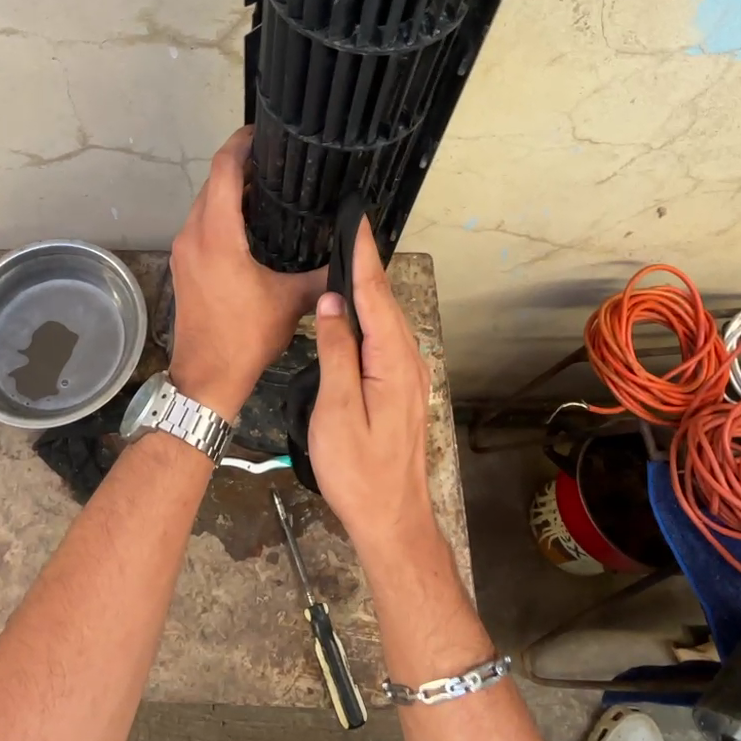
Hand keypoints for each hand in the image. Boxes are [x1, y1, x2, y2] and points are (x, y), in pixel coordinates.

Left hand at [168, 127, 325, 417]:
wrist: (206, 377)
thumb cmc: (246, 337)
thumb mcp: (292, 302)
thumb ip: (324, 272)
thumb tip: (355, 252)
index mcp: (217, 235)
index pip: (224, 171)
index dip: (241, 144)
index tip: (262, 132)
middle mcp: (193, 235)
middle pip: (212, 182)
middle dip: (240, 165)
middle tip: (276, 159)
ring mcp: (183, 250)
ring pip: (204, 203)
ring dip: (230, 190)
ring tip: (267, 186)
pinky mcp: (183, 264)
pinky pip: (200, 224)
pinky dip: (221, 213)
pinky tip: (249, 222)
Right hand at [309, 217, 438, 555]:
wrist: (392, 519)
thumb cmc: (359, 471)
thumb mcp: (337, 410)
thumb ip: (336, 352)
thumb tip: (331, 303)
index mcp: (393, 361)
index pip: (375, 295)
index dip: (363, 256)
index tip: (356, 221)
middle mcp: (408, 361)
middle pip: (385, 301)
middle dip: (367, 263)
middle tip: (346, 230)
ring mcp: (409, 375)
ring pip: (387, 319)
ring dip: (369, 287)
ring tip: (347, 257)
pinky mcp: (402, 388)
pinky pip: (386, 337)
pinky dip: (371, 313)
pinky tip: (355, 309)